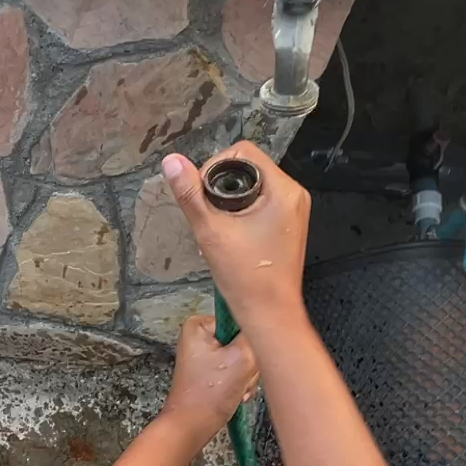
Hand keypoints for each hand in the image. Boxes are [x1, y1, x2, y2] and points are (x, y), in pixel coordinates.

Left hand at [157, 315, 259, 446]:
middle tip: (238, 376)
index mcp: (199, 324)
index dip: (249, 341)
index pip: (242, 320)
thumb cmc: (207, 395)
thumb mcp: (242, 358)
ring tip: (235, 386)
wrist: (193, 425)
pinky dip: (241, 382)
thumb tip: (269, 320)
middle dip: (248, 363)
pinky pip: (239, 370)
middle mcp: (200, 335)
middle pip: (244, 340)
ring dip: (246, 375)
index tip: (244, 358)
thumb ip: (257, 336)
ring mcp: (206, 354)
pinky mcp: (212, 369)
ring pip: (244, 357)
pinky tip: (235, 392)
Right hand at [160, 142, 310, 338]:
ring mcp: (294, 211)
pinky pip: (261, 204)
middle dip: (221, 186)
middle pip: (249, 168)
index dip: (214, 167)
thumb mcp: (210, 231)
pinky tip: (230, 233)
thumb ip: (190, 194)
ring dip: (230, 200)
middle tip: (207, 213)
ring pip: (254, 187)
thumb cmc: (246, 278)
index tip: (202, 196)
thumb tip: (172, 162)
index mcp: (282, 190)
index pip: (243, 152)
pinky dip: (242, 212)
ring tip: (217, 225)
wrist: (269, 313)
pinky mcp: (288, 225)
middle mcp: (294, 195)